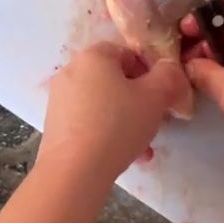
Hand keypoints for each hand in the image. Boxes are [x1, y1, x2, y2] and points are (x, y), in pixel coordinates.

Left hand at [38, 42, 188, 185]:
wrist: (74, 170)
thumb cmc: (117, 124)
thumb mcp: (154, 97)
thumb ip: (168, 76)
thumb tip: (169, 67)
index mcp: (93, 56)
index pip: (126, 53)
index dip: (148, 71)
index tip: (161, 94)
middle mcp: (71, 71)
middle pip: (113, 80)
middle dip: (137, 100)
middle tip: (153, 120)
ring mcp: (59, 99)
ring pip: (102, 105)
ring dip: (125, 121)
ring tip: (143, 147)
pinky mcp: (54, 125)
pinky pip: (88, 123)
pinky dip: (106, 134)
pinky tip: (124, 157)